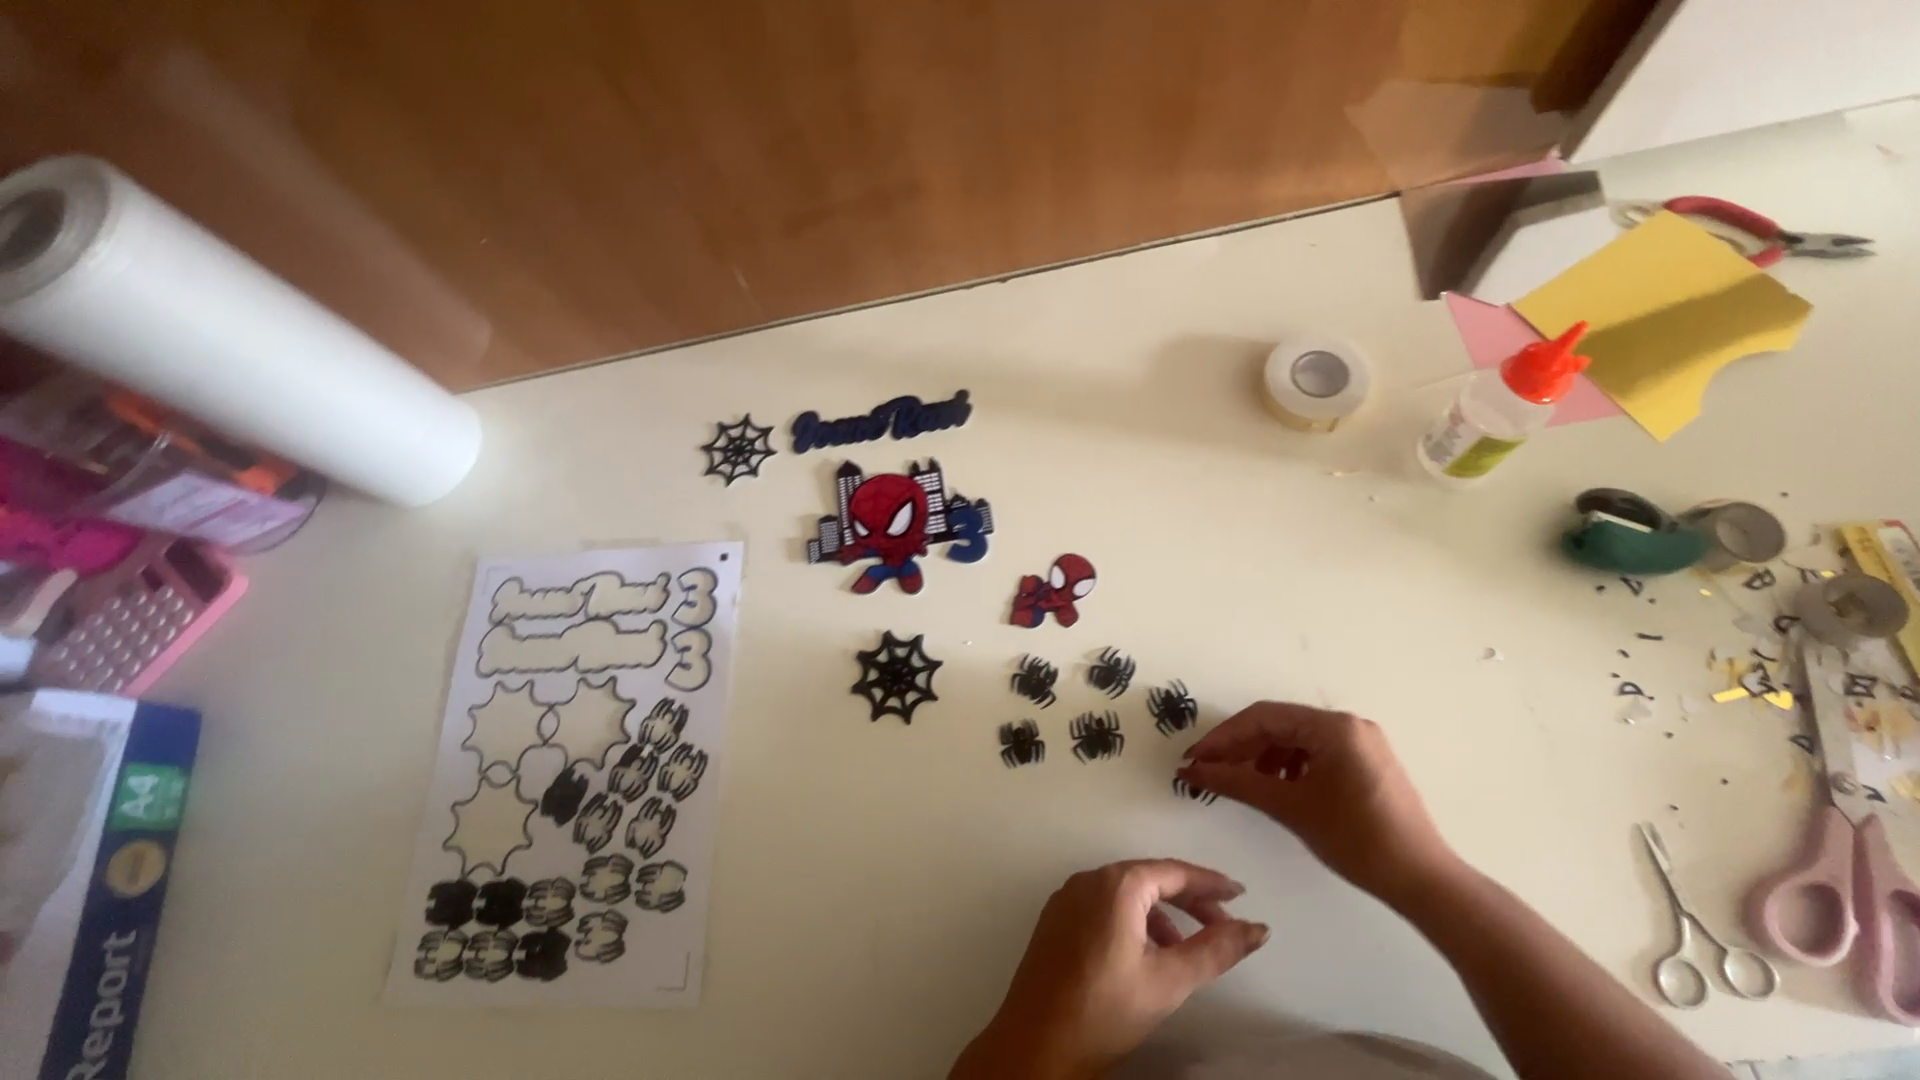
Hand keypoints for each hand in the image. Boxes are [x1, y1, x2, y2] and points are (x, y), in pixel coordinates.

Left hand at [950, 859, 1267, 1079]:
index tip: (1241, 894)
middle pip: (1149, 877)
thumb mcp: (1169, 981)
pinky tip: (1145, 952)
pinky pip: (1103, 905)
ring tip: (1185, 947)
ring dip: (1161, 912)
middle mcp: (1088, 880)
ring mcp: (1066, 898)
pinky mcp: (1055, 919)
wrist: (1035, 1044)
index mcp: (1116, 885)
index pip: (1173, 871)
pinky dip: (1132, 919)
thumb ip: (1216, 950)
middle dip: (1188, 898)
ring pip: (1125, 892)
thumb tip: (1258, 928)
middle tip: (1222, 924)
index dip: (1210, 883)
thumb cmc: (1105, 1010)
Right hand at [1176, 702, 1459, 907]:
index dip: (1223, 737)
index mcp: (1334, 726)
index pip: (1263, 718)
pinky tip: (1276, 790)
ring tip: (1240, 783)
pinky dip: (1289, 767)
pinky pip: (1316, 753)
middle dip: (1241, 747)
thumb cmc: (1356, 839)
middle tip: (1208, 771)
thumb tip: (1193, 770)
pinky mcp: (1367, 763)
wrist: (1422, 880)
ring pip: (1296, 740)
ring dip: (1263, 758)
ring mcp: (1361, 743)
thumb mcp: (1290, 807)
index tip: (1194, 759)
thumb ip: (1237, 782)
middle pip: (1279, 725)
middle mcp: (1349, 725)